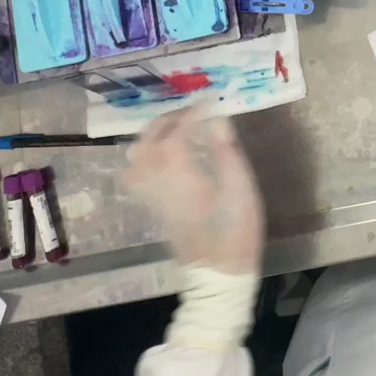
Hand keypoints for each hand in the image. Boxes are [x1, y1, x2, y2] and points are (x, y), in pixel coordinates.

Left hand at [122, 106, 263, 275]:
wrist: (218, 276)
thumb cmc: (235, 230)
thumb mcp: (240, 188)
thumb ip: (226, 151)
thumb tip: (217, 117)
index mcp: (181, 176)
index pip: (177, 133)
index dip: (193, 112)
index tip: (210, 100)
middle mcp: (158, 184)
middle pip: (148, 142)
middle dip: (168, 120)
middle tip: (192, 111)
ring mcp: (152, 198)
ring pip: (135, 159)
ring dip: (152, 136)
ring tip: (175, 128)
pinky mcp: (153, 209)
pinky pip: (136, 175)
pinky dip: (145, 156)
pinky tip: (163, 156)